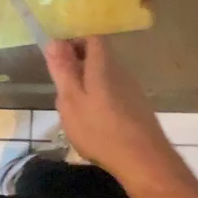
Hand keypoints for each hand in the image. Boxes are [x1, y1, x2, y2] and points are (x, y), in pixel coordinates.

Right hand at [44, 36, 180, 181]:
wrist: (143, 161)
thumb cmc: (100, 130)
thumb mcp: (72, 101)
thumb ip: (63, 70)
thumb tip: (54, 40)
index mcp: (103, 65)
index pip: (91, 37)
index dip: (74, 41)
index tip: (57, 58)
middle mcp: (121, 71)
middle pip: (99, 57)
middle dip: (78, 65)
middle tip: (61, 88)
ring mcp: (132, 89)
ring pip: (105, 76)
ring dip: (88, 85)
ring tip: (74, 110)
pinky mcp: (137, 107)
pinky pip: (114, 93)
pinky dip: (100, 99)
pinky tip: (94, 124)